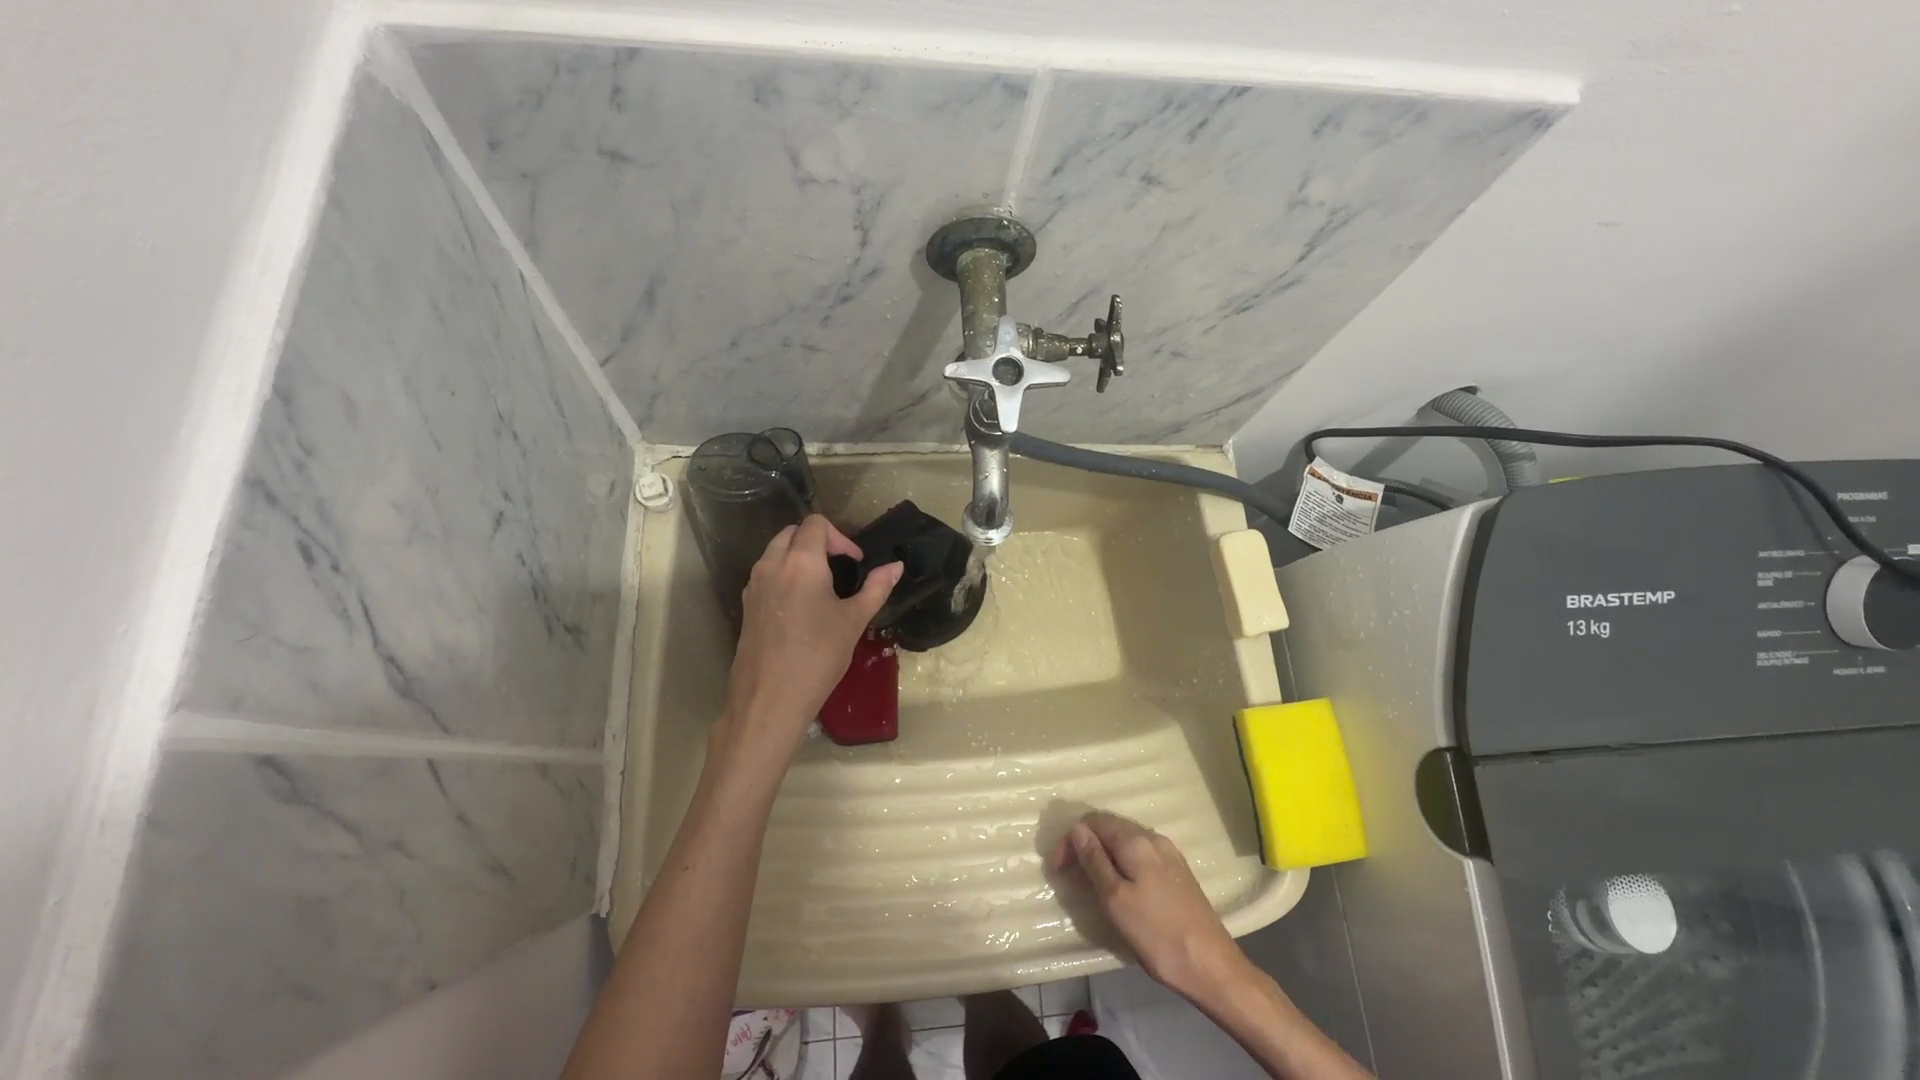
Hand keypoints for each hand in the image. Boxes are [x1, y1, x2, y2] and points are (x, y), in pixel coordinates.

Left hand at [718, 515, 901, 768]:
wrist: (770, 698)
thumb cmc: (818, 657)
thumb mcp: (853, 621)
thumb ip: (876, 588)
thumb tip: (895, 566)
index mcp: (801, 561)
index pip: (815, 524)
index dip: (840, 536)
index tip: (856, 562)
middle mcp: (771, 564)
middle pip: (791, 532)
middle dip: (818, 541)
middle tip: (841, 567)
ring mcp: (754, 585)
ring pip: (775, 552)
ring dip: (799, 556)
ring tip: (823, 586)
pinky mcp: (747, 605)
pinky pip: (766, 574)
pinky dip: (784, 575)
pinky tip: (802, 606)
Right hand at [1053, 812, 1251, 1002]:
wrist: (1211, 966)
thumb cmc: (1156, 934)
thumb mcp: (1115, 898)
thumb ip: (1095, 860)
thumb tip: (1078, 829)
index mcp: (1137, 841)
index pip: (1094, 821)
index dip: (1070, 841)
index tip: (1058, 872)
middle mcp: (1155, 839)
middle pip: (1111, 828)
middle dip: (1085, 847)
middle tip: (1070, 878)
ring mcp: (1170, 856)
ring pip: (1126, 843)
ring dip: (1103, 857)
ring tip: (1090, 885)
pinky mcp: (1178, 874)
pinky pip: (1141, 857)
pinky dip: (1122, 866)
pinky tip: (1119, 889)